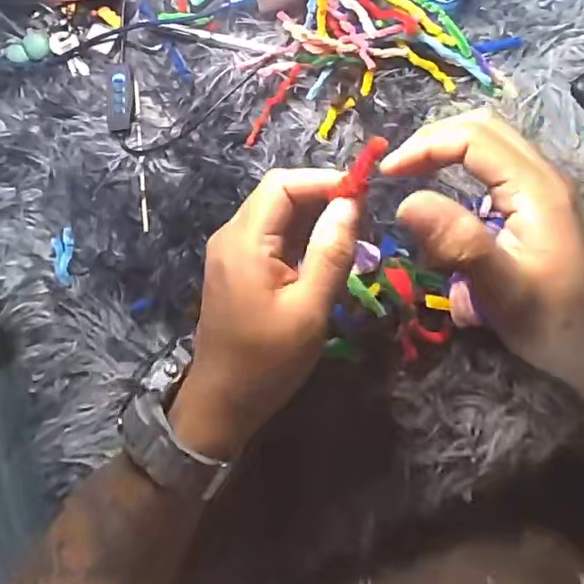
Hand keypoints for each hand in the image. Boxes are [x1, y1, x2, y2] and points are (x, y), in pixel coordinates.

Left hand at [169, 170, 360, 459]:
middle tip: (362, 218)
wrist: (221, 403)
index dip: (323, 180)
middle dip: (321, 196)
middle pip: (278, 194)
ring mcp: (232, 249)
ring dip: (314, 216)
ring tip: (352, 236)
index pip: (282, 184)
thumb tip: (352, 202)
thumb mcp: (309, 309)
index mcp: (244, 240)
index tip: (362, 194)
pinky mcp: (238, 264)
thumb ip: (331, 252)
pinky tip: (326, 253)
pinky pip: (272, 235)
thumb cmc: (267, 361)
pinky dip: (301, 235)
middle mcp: (232, 234)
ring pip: (277, 213)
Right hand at [380, 111, 583, 397]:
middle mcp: (543, 175)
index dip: (424, 146)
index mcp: (536, 188)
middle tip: (399, 168)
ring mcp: (543, 185)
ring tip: (414, 173)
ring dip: (446, 149)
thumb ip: (459, 243)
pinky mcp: (538, 200)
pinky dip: (460, 164)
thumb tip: (406, 202)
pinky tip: (445, 193)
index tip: (389, 173)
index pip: (472, 137)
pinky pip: (494, 162)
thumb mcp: (504, 289)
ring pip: (488, 141)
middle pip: (481, 126)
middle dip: (432, 140)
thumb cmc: (555, 322)